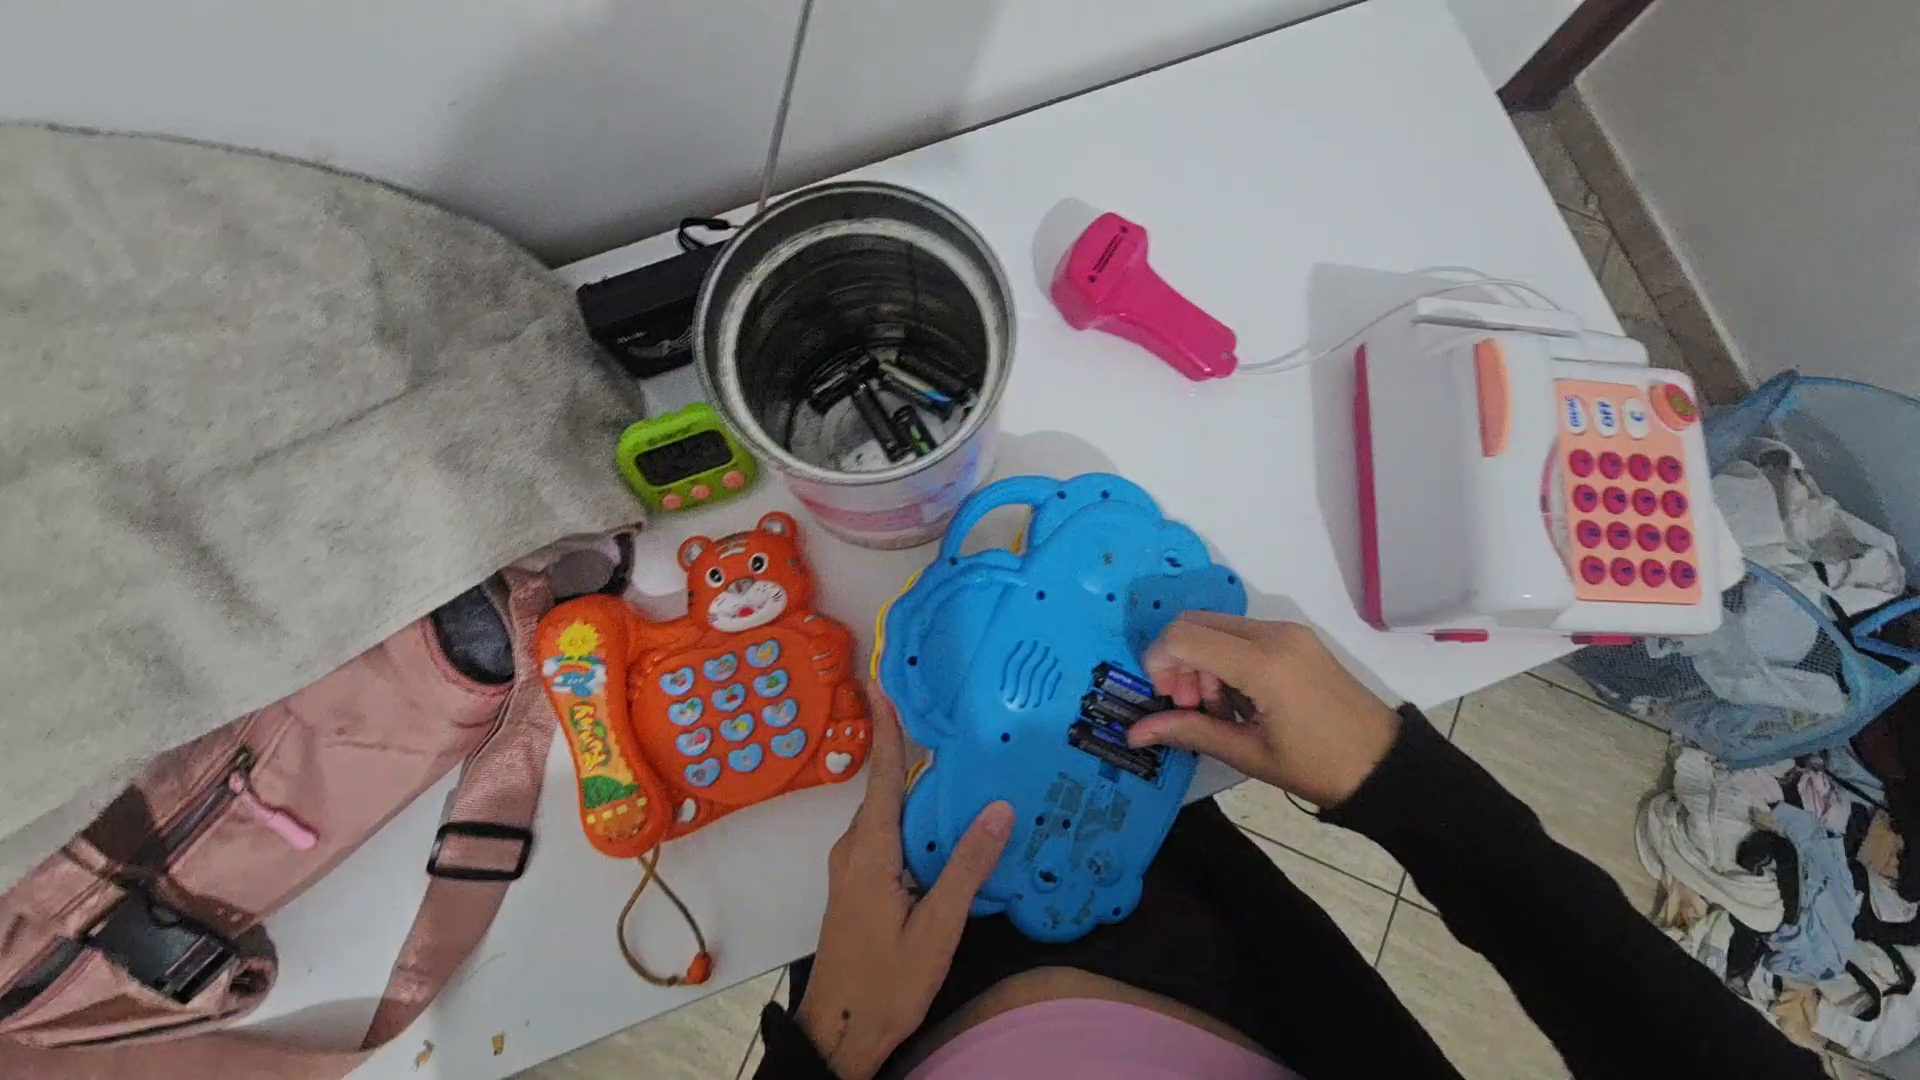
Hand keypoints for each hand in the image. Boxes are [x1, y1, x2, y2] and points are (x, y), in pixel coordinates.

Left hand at [795, 691, 1013, 1078]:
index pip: (882, 775)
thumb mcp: (936, 928)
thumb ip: (966, 866)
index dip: (887, 728)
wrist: (838, 1033)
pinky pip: (889, 836)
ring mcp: (854, 867)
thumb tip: (998, 807)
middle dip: (916, 754)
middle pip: (889, 790)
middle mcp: (856, 848)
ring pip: (890, 815)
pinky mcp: (859, 883)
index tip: (884, 684)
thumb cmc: (885, 980)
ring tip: (962, 770)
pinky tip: (946, 828)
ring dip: (919, 791)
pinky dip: (915, 821)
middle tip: (956, 725)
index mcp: (870, 850)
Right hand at [1127, 614, 1401, 807]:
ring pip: (1215, 628)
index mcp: (1263, 663)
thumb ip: (1188, 732)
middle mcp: (1272, 634)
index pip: (1183, 636)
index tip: (1167, 700)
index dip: (1159, 662)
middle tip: (1190, 706)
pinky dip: (1223, 660)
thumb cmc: (1319, 767)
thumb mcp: (1248, 754)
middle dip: (1178, 662)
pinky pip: (1239, 635)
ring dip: (1200, 663)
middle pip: (1194, 625)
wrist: (1388, 766)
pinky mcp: (1294, 637)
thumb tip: (1134, 732)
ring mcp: (1286, 632)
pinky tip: (1239, 698)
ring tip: (1218, 709)